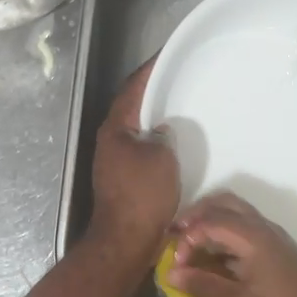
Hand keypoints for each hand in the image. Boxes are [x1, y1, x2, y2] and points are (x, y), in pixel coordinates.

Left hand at [89, 59, 178, 260]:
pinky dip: (160, 147)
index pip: (134, 88)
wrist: (127, 241)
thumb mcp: (161, 158)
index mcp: (116, 128)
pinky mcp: (125, 183)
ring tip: (185, 111)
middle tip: (182, 81)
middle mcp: (111, 142)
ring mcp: (115, 164)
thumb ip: (163, 136)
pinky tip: (179, 148)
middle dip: (156, 95)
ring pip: (140, 133)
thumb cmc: (143, 195)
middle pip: (134, 109)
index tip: (170, 54)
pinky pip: (145, 155)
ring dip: (159, 122)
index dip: (151, 69)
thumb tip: (162, 133)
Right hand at [166, 193, 296, 296]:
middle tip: (177, 236)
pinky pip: (247, 228)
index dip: (187, 238)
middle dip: (197, 215)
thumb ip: (202, 285)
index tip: (176, 263)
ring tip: (192, 246)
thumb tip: (171, 274)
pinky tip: (216, 259)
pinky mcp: (278, 248)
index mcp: (253, 236)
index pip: (210, 221)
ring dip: (212, 222)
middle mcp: (264, 227)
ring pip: (237, 213)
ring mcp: (274, 236)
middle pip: (224, 203)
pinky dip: (226, 234)